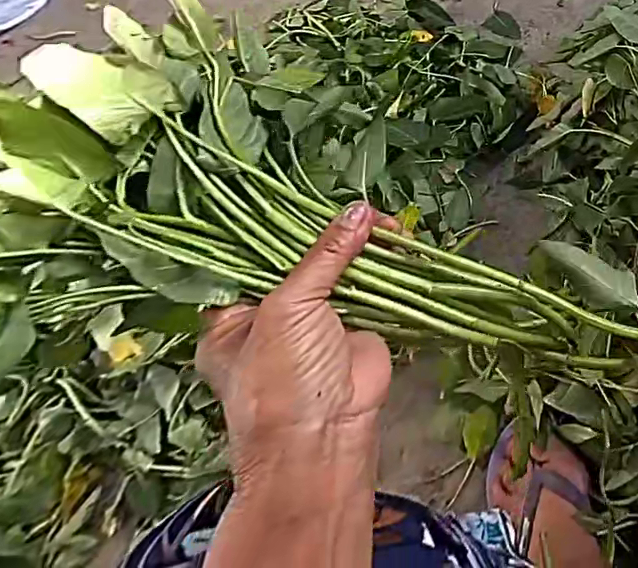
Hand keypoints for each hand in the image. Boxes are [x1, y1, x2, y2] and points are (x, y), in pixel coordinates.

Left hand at [196, 201, 392, 488]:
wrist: (326, 438)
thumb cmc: (282, 379)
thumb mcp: (290, 307)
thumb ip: (325, 255)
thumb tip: (360, 210)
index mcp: (238, 314)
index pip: (256, 257)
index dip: (284, 228)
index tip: (312, 199)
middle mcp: (276, 313)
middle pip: (306, 259)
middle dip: (333, 233)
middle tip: (362, 209)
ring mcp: (320, 318)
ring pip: (342, 269)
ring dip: (365, 246)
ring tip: (387, 223)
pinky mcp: (358, 323)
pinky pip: (372, 285)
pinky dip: (387, 265)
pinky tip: (399, 243)